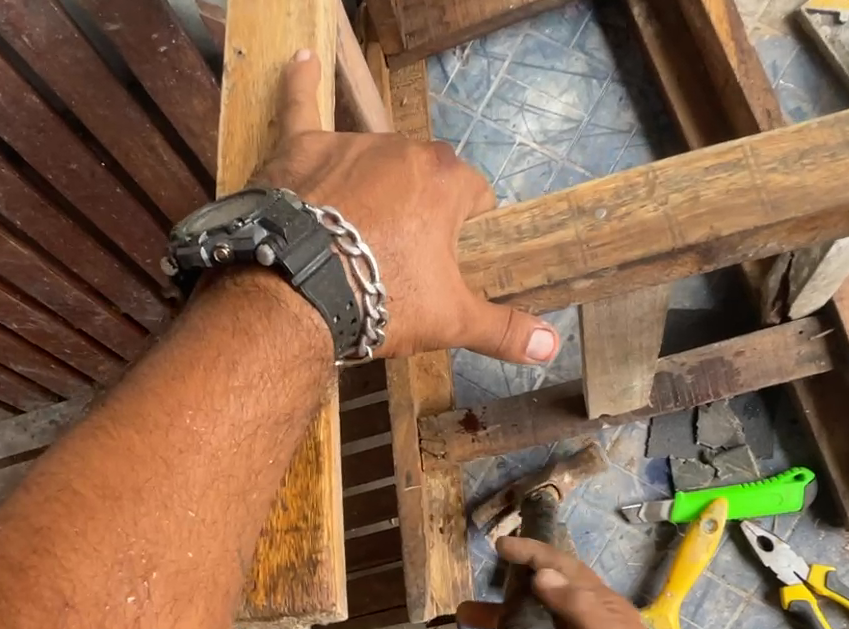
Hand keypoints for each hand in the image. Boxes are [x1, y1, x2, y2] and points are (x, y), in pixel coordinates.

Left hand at [249, 51, 559, 365]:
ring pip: (372, 157)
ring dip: (371, 185)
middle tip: (397, 257)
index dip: (464, 227)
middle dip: (417, 209)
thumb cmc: (383, 299)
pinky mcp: (299, 149)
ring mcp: (350, 144)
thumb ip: (502, 328)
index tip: (449, 255)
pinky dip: (299, 86)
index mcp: (445, 183)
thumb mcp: (449, 320)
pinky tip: (301, 62)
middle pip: (421, 176)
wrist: (299, 293)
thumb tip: (550, 346)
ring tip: (351, 233)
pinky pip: (301, 106)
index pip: (473, 194)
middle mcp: (403, 149)